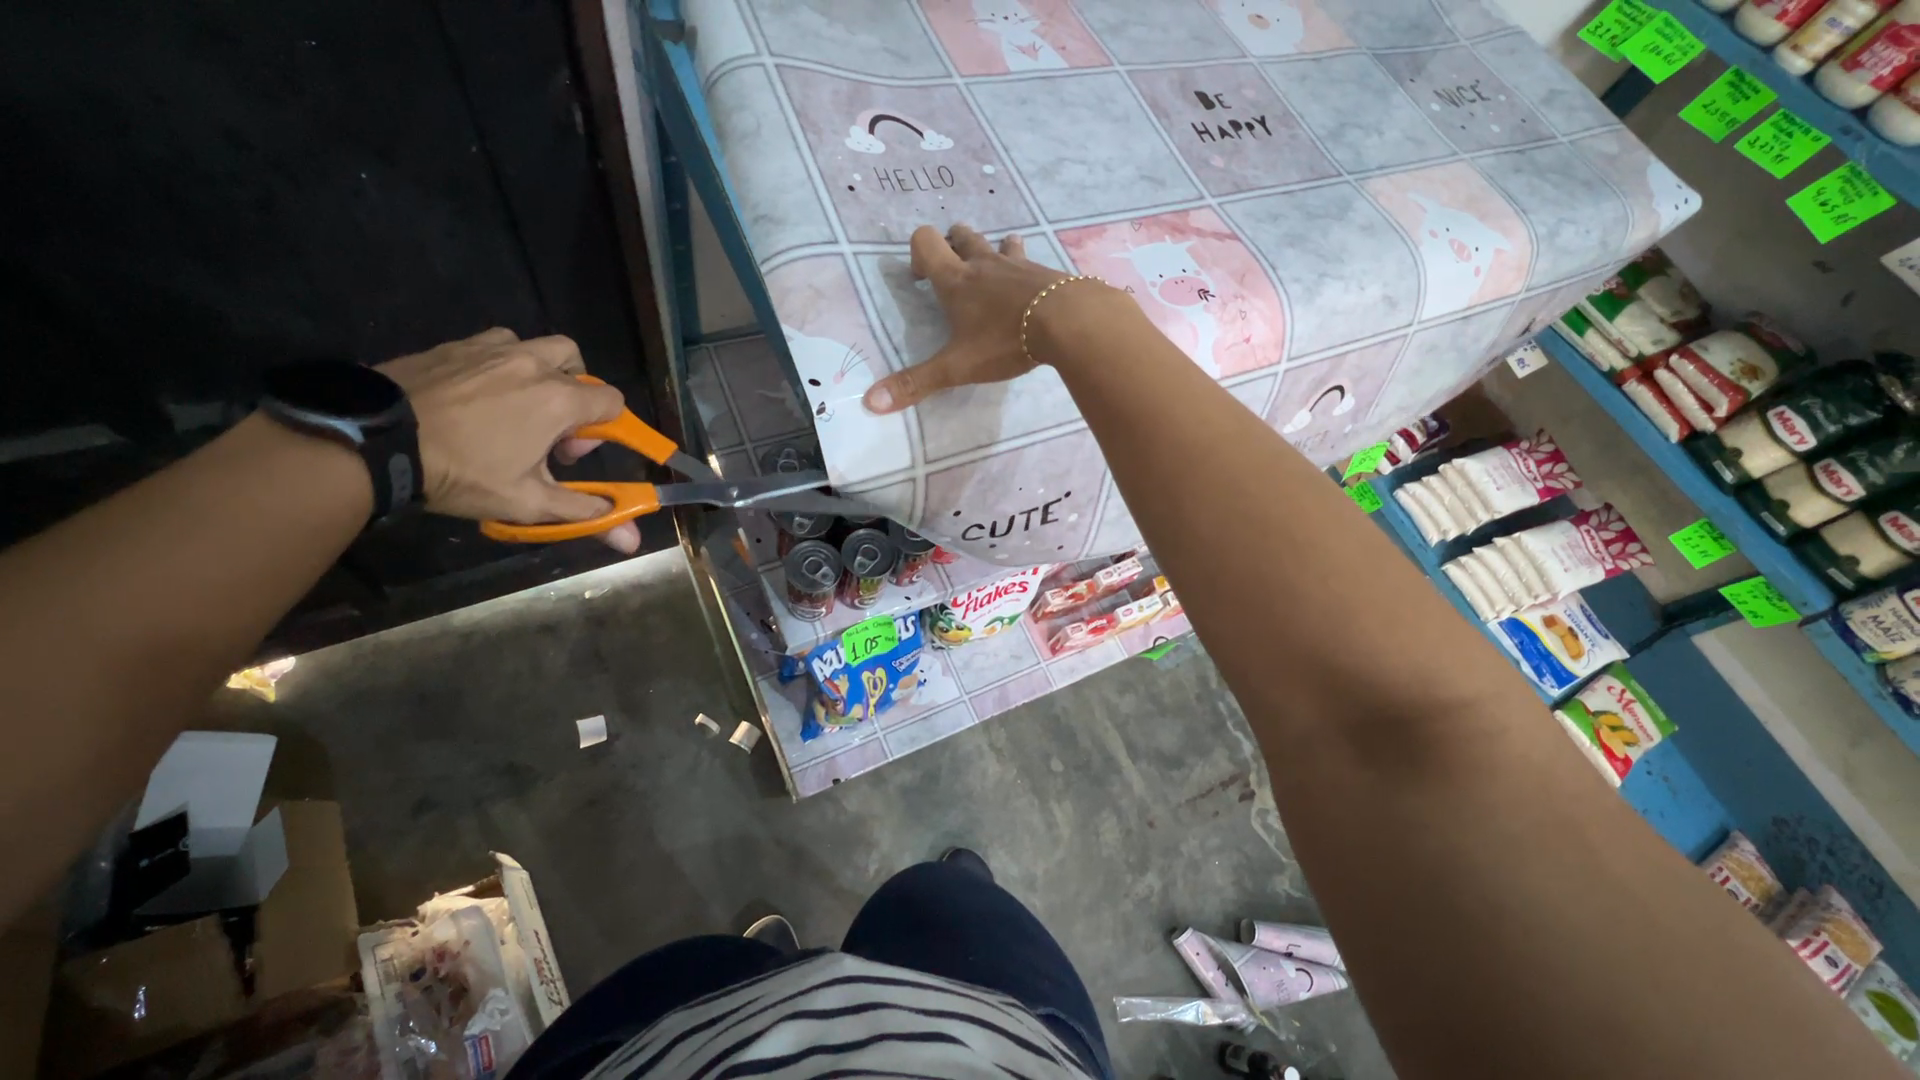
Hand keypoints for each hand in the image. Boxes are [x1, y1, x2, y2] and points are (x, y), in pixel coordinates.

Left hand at [377, 328, 640, 553]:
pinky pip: (494, 345)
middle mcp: (534, 364)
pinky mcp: (454, 345)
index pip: (612, 401)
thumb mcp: (526, 502)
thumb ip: (584, 513)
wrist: (375, 441)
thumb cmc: (461, 473)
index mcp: (559, 400)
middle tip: (546, 427)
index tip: (568, 455)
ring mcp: (492, 348)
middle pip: (578, 364)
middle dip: (575, 392)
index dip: (601, 429)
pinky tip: (475, 395)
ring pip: (536, 348)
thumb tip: (632, 541)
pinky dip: (499, 365)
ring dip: (538, 373)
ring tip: (512, 407)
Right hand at [864, 224, 1119, 413]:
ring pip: (1000, 244)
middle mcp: (985, 264)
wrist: (1070, 322)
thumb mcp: (957, 367)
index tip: (920, 280)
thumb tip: (870, 403)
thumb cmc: (1006, 340)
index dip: (918, 253)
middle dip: (953, 246)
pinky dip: (1026, 272)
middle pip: (962, 235)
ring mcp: (1020, 265)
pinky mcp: (1048, 274)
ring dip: (993, 252)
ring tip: (994, 276)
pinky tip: (1033, 294)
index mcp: (957, 280)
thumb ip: (916, 383)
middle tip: (953, 274)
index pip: (926, 241)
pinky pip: (1032, 263)